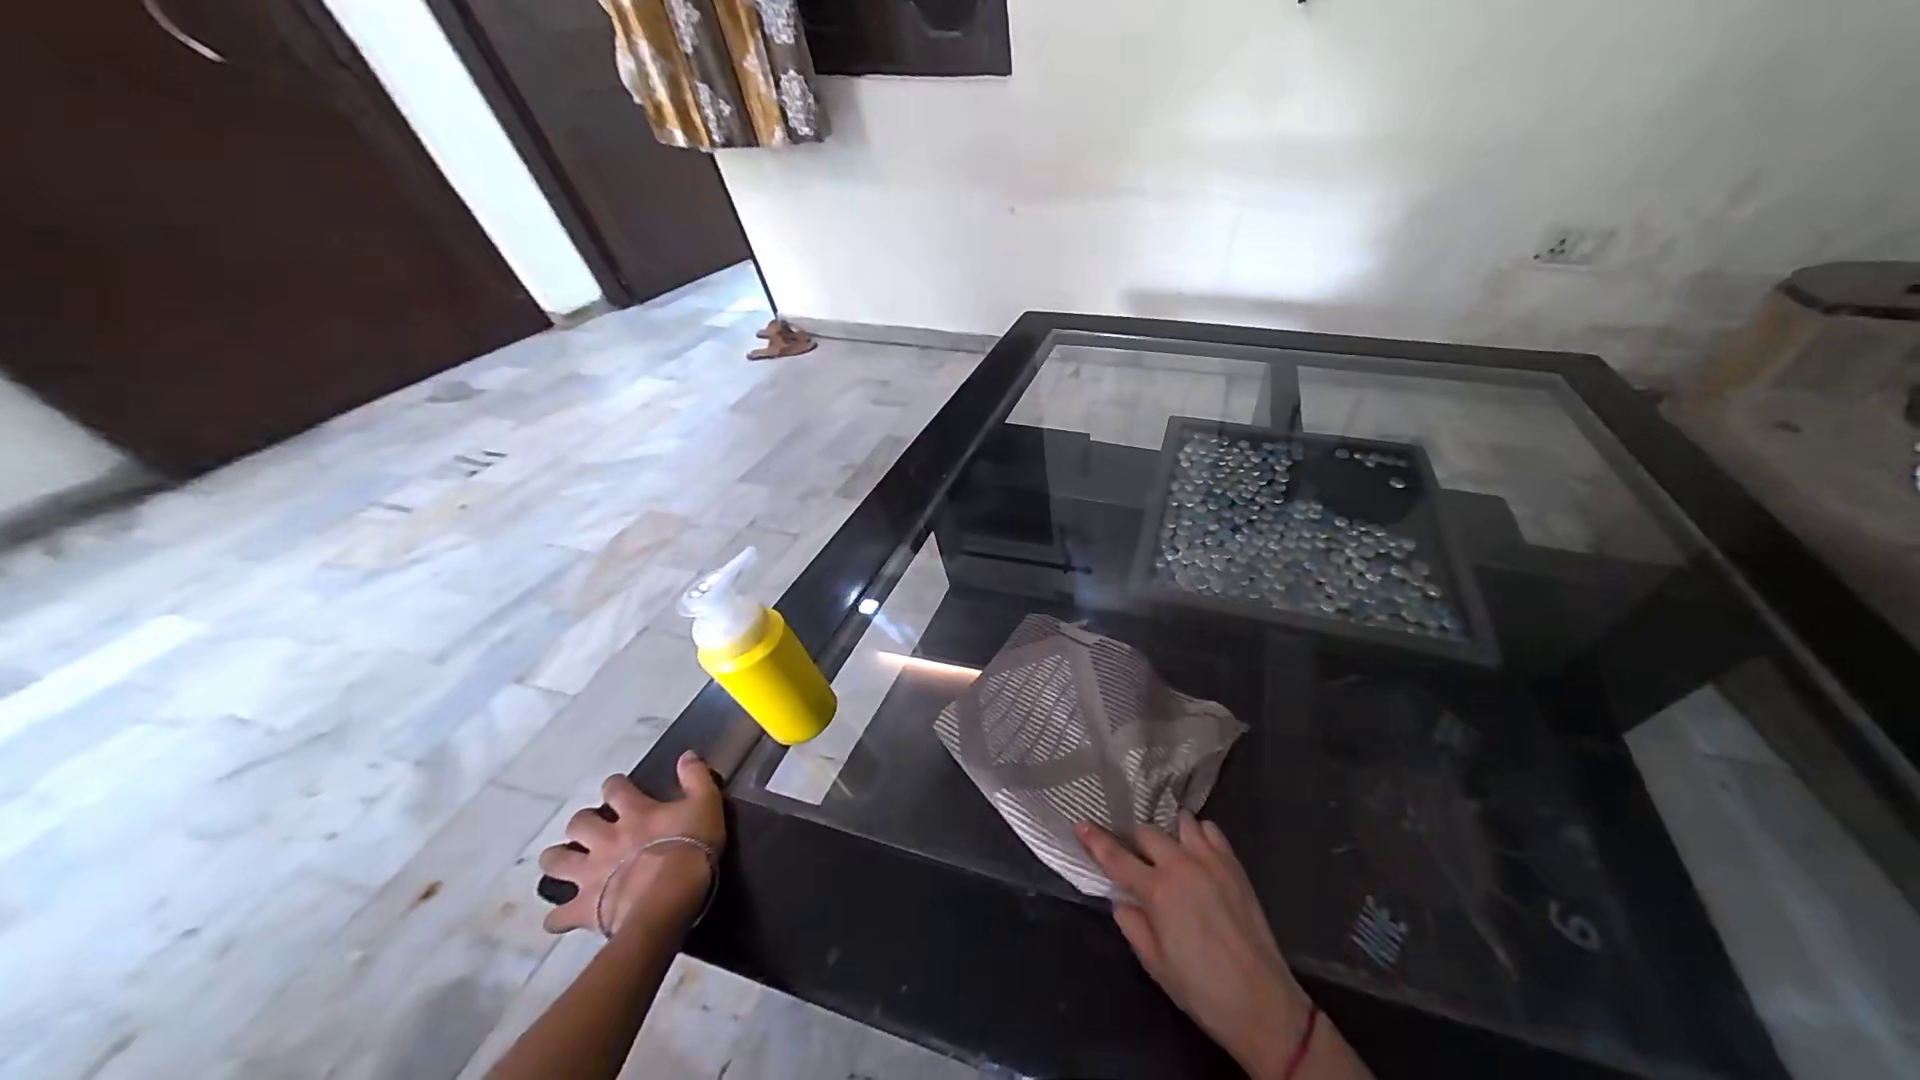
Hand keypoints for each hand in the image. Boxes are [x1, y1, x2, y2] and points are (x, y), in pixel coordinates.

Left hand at [538, 751, 724, 937]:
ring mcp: (590, 873)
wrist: (671, 896)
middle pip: (578, 823)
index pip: (615, 788)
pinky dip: (559, 917)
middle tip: (591, 829)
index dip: (614, 786)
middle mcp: (604, 838)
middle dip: (581, 824)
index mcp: (634, 813)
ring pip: (556, 862)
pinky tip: (562, 917)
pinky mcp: (585, 908)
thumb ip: (696, 776)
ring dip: (557, 860)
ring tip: (564, 862)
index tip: (617, 787)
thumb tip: (686, 754)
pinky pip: (558, 917)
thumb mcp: (706, 804)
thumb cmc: (692, 847)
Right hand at [1078, 813, 1313, 1078]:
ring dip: (1167, 833)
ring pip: (1180, 823)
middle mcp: (1181, 866)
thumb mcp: (1154, 963)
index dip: (1095, 840)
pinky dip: (1198, 833)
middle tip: (1133, 856)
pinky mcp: (1235, 866)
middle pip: (1146, 832)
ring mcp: (1211, 861)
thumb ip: (1131, 923)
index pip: (1116, 856)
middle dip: (1134, 840)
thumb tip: (1121, 899)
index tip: (1081, 825)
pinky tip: (1196, 851)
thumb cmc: (1201, 990)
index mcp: (1156, 891)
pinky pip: (1211, 830)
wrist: (1262, 1004)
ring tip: (1166, 849)